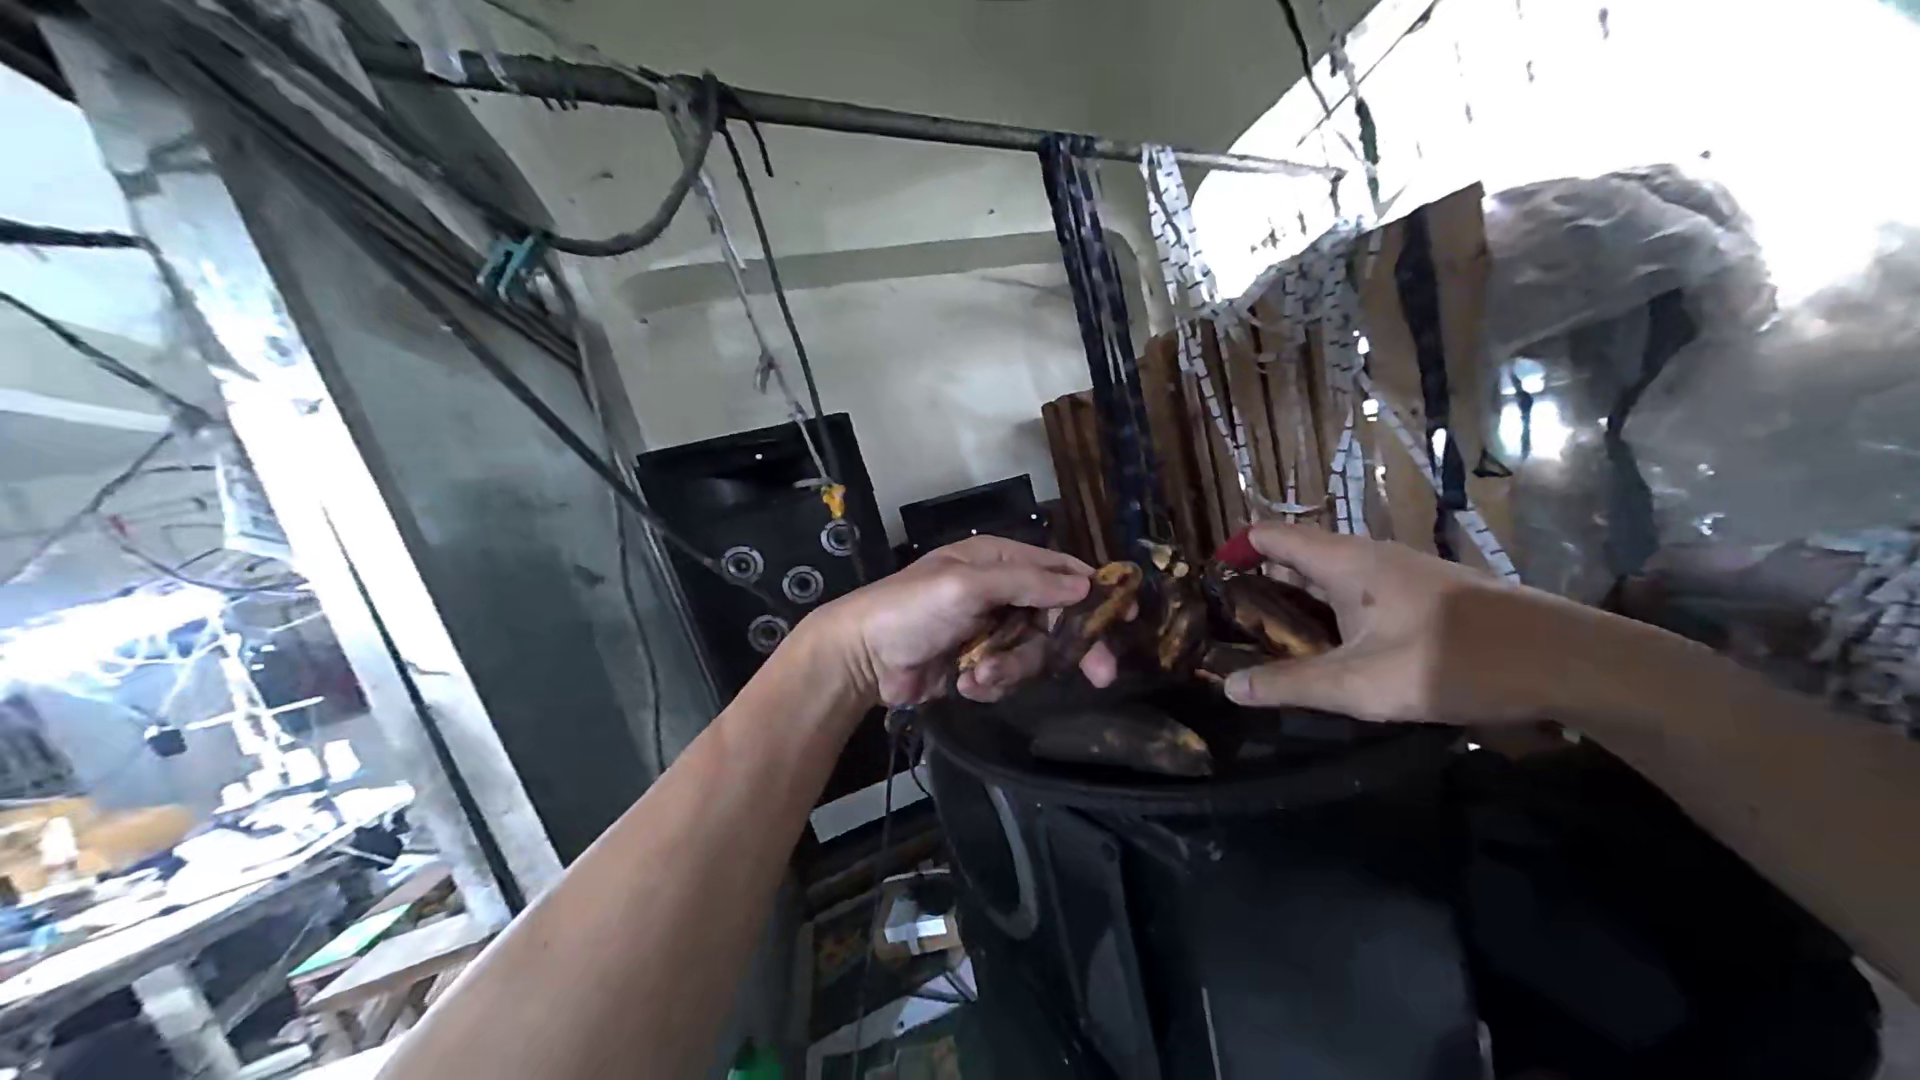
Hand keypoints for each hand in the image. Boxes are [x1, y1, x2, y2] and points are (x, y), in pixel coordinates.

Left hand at [806, 536, 1118, 706]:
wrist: (862, 658)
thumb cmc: (912, 608)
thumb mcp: (968, 586)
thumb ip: (1027, 582)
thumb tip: (1084, 583)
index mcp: (999, 561)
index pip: (1060, 569)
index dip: (1094, 590)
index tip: (1125, 616)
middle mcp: (1001, 592)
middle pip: (1057, 618)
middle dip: (1067, 647)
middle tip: (1099, 675)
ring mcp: (991, 630)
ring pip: (1035, 653)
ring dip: (1011, 669)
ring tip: (976, 675)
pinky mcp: (980, 663)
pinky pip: (1009, 675)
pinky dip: (990, 683)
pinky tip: (964, 683)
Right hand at [1224, 524, 1601, 724]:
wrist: (1572, 663)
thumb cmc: (1456, 661)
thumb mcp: (1362, 684)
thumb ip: (1290, 685)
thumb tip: (1228, 687)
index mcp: (1344, 561)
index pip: (1270, 535)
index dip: (1233, 551)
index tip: (1206, 585)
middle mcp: (1368, 557)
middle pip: (1296, 555)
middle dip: (1257, 580)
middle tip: (1225, 619)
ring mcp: (1400, 575)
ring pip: (1329, 576)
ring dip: (1294, 599)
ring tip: (1266, 637)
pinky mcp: (1424, 597)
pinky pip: (1356, 593)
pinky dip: (1328, 610)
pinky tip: (1329, 646)